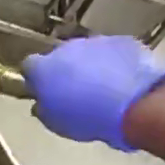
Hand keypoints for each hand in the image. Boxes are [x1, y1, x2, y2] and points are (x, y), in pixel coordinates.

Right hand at [22, 36, 164, 150]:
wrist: (134, 104)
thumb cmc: (89, 118)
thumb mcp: (56, 123)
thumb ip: (44, 108)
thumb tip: (41, 104)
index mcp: (45, 69)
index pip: (29, 66)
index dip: (34, 78)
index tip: (40, 90)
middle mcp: (67, 48)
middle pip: (59, 57)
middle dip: (63, 72)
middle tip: (72, 95)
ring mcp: (96, 42)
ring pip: (85, 53)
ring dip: (88, 68)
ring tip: (99, 92)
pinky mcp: (121, 41)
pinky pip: (110, 52)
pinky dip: (111, 64)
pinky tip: (118, 84)